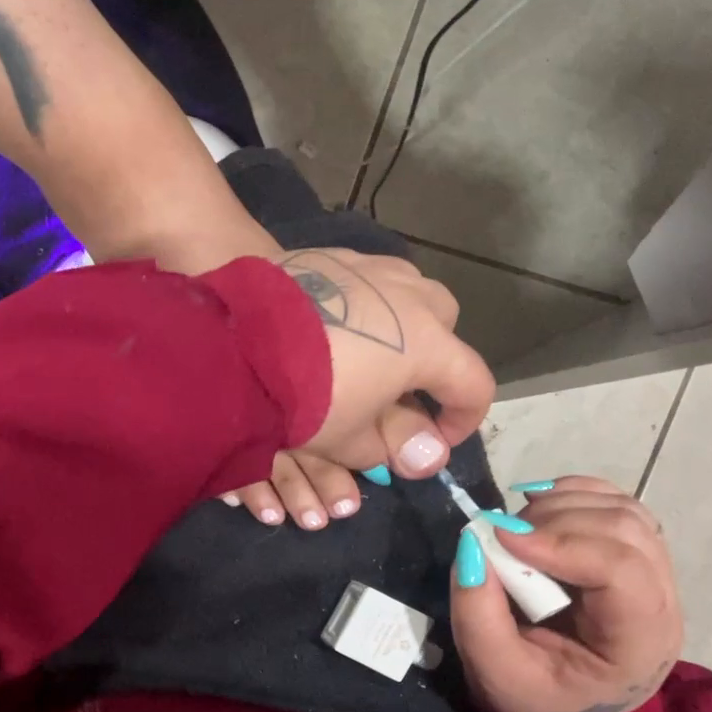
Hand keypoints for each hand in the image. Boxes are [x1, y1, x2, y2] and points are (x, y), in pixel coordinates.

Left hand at [225, 249, 493, 526]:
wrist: (238, 342)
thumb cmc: (304, 399)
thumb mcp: (346, 439)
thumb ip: (392, 447)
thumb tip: (425, 455)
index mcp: (429, 344)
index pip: (473, 384)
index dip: (462, 419)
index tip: (436, 441)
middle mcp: (411, 295)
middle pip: (444, 326)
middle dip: (432, 360)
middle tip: (396, 392)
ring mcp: (371, 268)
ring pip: (405, 293)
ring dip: (397, 325)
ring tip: (363, 357)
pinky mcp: (329, 256)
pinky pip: (361, 281)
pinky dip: (358, 306)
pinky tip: (328, 329)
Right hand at [448, 476, 683, 711]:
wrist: (564, 706)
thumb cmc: (533, 694)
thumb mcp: (494, 670)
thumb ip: (477, 614)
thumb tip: (472, 545)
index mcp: (638, 641)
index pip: (621, 570)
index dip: (561, 543)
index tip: (500, 536)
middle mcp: (663, 601)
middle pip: (626, 530)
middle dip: (556, 520)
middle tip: (500, 534)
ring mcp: (655, 574)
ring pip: (625, 511)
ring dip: (563, 504)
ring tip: (515, 525)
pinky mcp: (632, 555)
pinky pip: (616, 505)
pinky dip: (574, 494)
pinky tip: (536, 503)